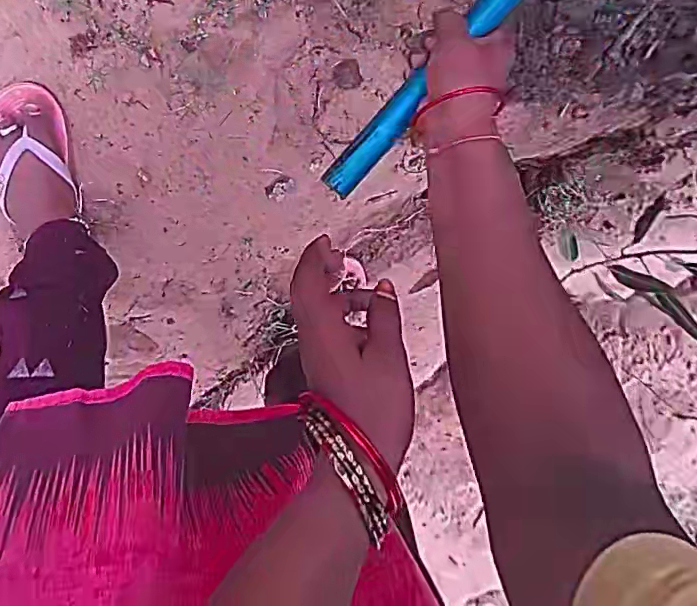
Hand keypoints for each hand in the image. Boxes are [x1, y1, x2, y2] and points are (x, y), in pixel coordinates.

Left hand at [289, 234, 412, 467]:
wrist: (358, 455)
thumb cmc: (374, 409)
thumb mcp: (389, 358)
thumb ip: (384, 317)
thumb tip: (382, 288)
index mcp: (323, 327)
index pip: (308, 280)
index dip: (315, 257)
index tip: (327, 241)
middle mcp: (312, 335)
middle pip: (307, 290)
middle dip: (323, 269)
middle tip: (343, 258)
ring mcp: (316, 350)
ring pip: (319, 308)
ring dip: (338, 293)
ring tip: (369, 293)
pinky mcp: (323, 363)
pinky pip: (326, 325)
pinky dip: (342, 313)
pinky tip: (368, 321)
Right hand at [412, 9, 514, 141]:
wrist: (451, 121)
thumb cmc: (463, 85)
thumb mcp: (454, 38)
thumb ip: (449, 20)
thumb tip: (445, 14)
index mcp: (498, 45)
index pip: (487, 22)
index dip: (467, 19)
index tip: (453, 18)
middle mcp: (484, 62)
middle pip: (456, 39)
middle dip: (437, 40)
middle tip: (434, 44)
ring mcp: (463, 78)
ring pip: (438, 56)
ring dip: (425, 57)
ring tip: (424, 62)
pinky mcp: (444, 91)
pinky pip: (428, 74)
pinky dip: (419, 74)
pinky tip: (418, 76)